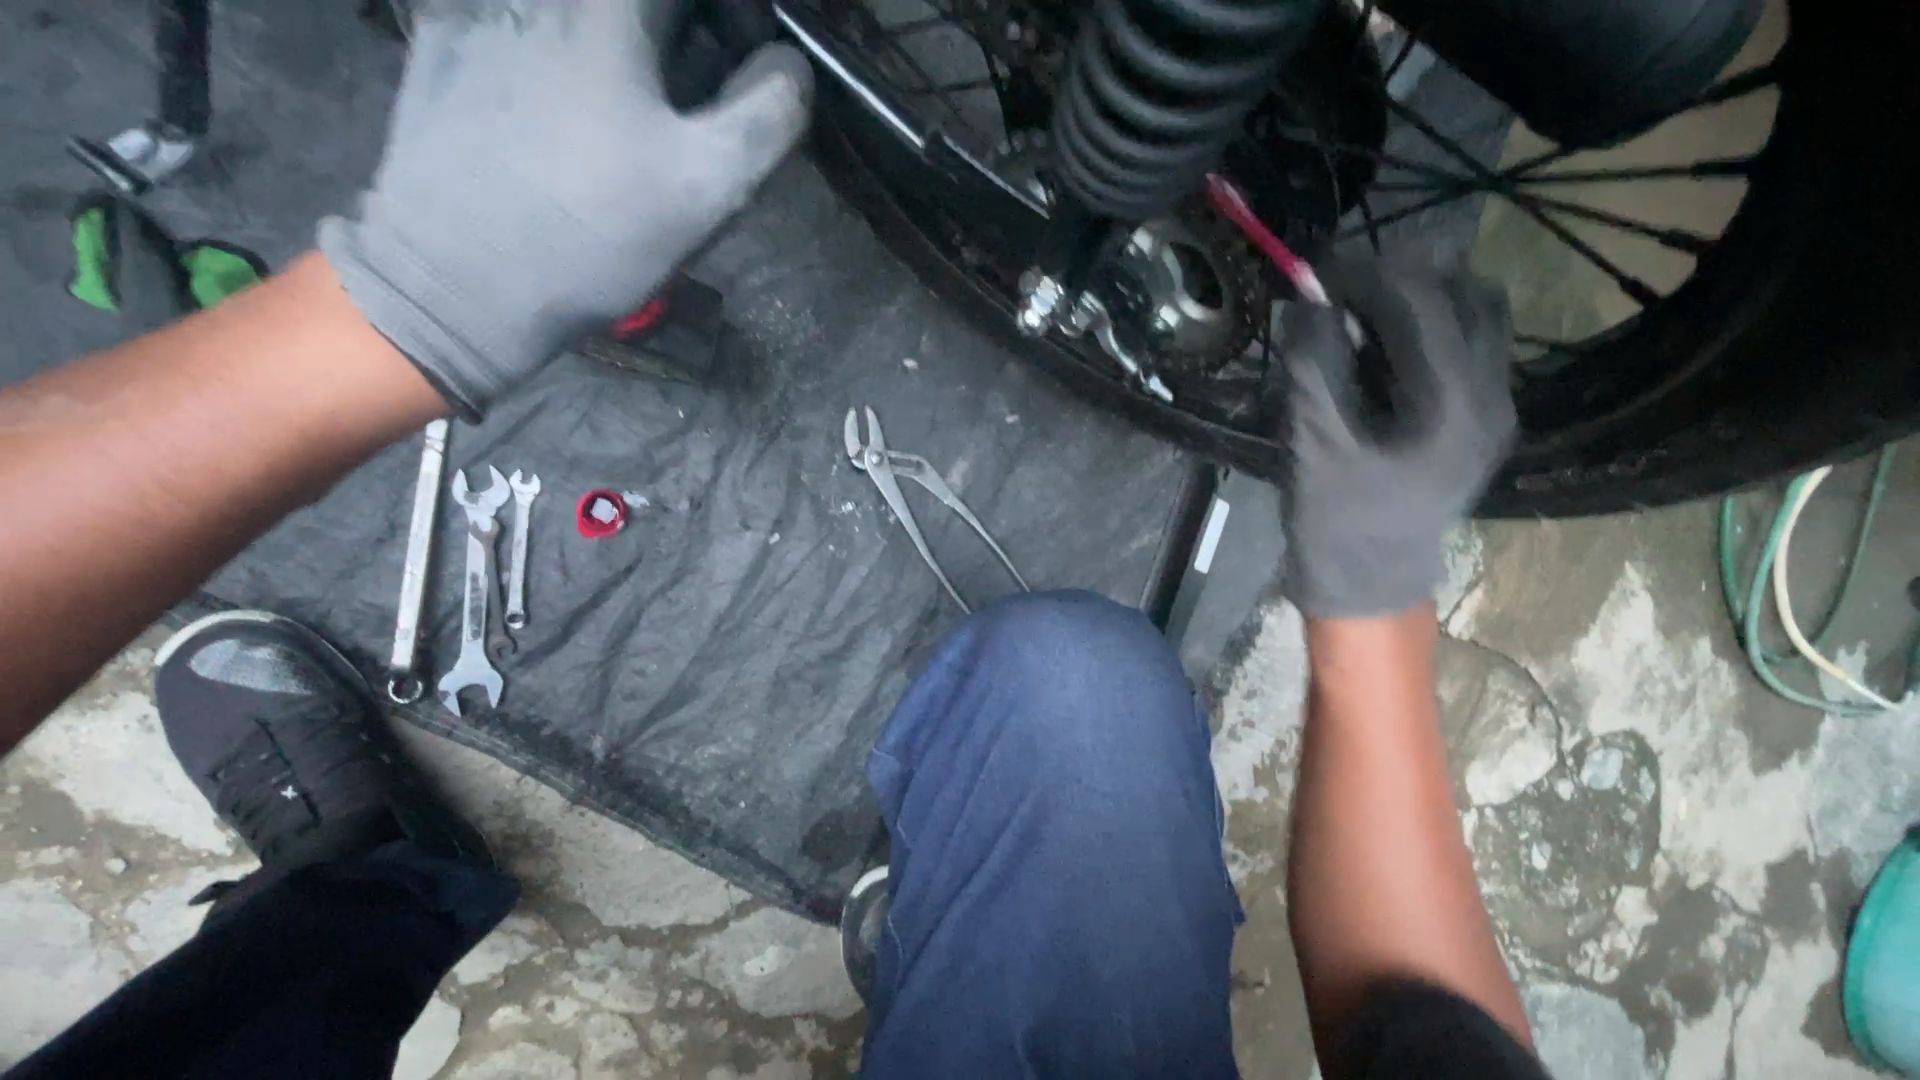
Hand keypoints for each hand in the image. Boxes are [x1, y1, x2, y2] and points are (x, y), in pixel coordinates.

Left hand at [319, 0, 812, 417]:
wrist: (454, 284)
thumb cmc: (594, 235)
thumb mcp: (710, 187)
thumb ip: (770, 113)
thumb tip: (789, 63)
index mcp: (609, 6)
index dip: (737, 19)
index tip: (745, 70)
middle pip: (643, 3)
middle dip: (686, 37)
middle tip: (698, 104)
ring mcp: (482, 9)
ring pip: (586, 17)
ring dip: (630, 50)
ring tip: (632, 122)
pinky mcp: (444, 43)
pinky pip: (531, 29)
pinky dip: (569, 58)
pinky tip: (566, 124)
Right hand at [1275, 257, 1516, 617]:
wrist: (1370, 582)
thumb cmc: (1336, 519)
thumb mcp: (1314, 442)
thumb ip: (1314, 366)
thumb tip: (1310, 300)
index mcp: (1453, 405)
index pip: (1422, 303)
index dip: (1368, 273)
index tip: (1319, 268)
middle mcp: (1493, 397)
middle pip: (1466, 297)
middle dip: (1401, 280)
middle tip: (1342, 290)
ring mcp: (1497, 410)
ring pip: (1478, 319)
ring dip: (1421, 302)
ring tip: (1362, 316)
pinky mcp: (1485, 421)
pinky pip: (1471, 349)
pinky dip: (1430, 331)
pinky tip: (1383, 351)